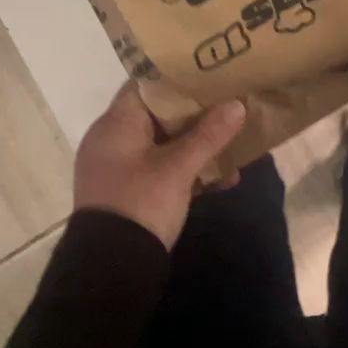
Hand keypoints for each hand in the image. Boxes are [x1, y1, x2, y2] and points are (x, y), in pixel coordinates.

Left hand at [73, 85, 246, 248]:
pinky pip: (159, 170)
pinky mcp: (127, 194)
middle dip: (195, 115)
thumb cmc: (141, 204)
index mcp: (116, 123)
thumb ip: (208, 135)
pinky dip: (185, 171)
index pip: (146, 84)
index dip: (177, 78)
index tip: (209, 74)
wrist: (110, 272)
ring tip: (233, 147)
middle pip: (158, 115)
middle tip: (229, 106)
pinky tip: (221, 181)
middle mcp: (112, 139)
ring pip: (162, 145)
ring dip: (195, 147)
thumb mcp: (178, 169)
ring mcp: (118, 168)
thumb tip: (238, 104)